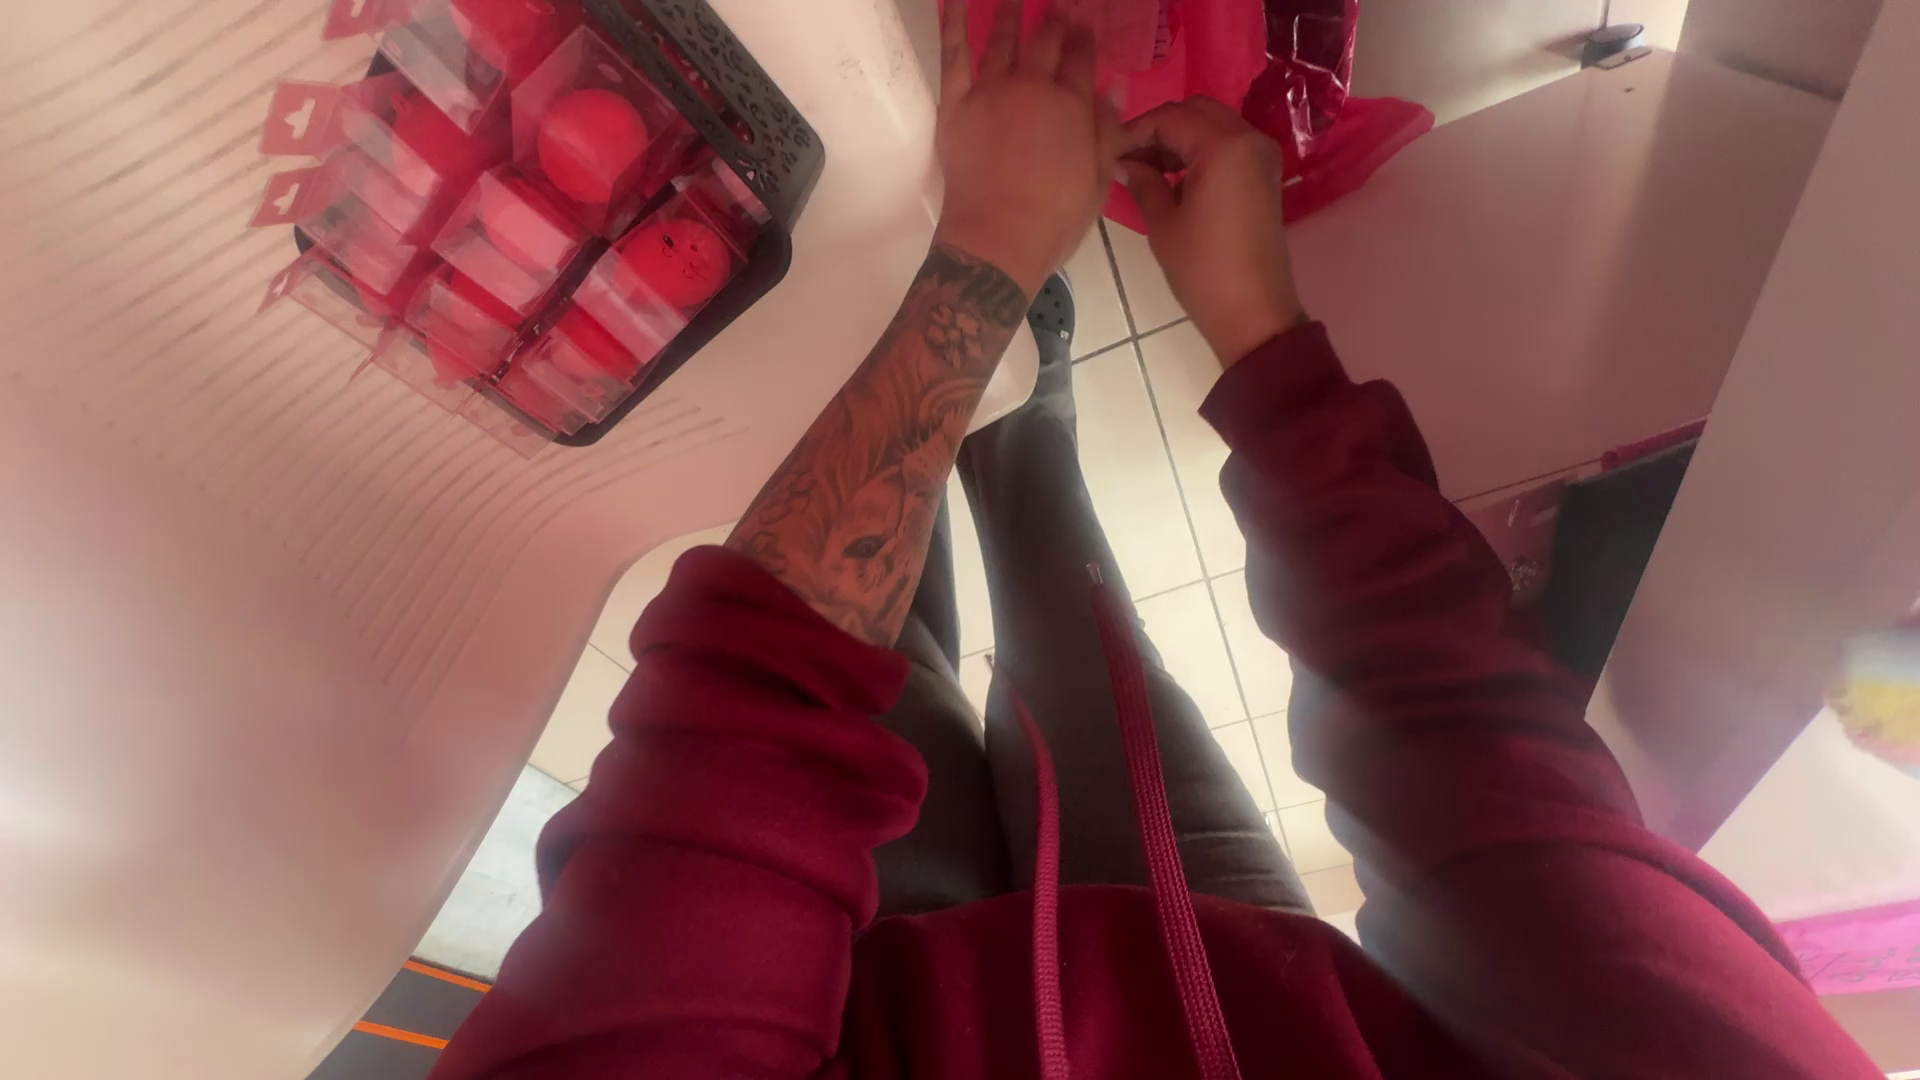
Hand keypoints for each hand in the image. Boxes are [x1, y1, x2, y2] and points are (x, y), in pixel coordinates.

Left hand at [932, 0, 1116, 294]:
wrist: (998, 242)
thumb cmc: (1053, 224)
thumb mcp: (1097, 184)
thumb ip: (1107, 134)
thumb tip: (1113, 90)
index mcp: (1072, 106)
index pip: (1081, 61)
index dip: (1084, 42)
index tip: (1085, 28)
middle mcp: (1034, 88)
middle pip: (1045, 43)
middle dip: (1055, 22)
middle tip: (1058, 7)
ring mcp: (992, 93)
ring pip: (1002, 41)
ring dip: (1010, 14)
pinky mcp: (957, 107)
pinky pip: (954, 55)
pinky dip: (953, 23)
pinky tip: (956, 0)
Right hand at [1118, 98, 1305, 365]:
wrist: (1253, 311)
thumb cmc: (1202, 271)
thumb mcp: (1164, 225)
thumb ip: (1143, 183)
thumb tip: (1123, 162)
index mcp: (1223, 146)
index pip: (1171, 117)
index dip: (1136, 131)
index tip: (1108, 152)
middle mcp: (1248, 137)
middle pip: (1195, 112)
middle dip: (1158, 129)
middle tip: (1127, 160)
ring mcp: (1261, 155)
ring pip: (1212, 126)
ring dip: (1178, 140)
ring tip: (1145, 172)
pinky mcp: (1263, 175)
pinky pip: (1226, 146)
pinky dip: (1198, 152)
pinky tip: (1173, 180)